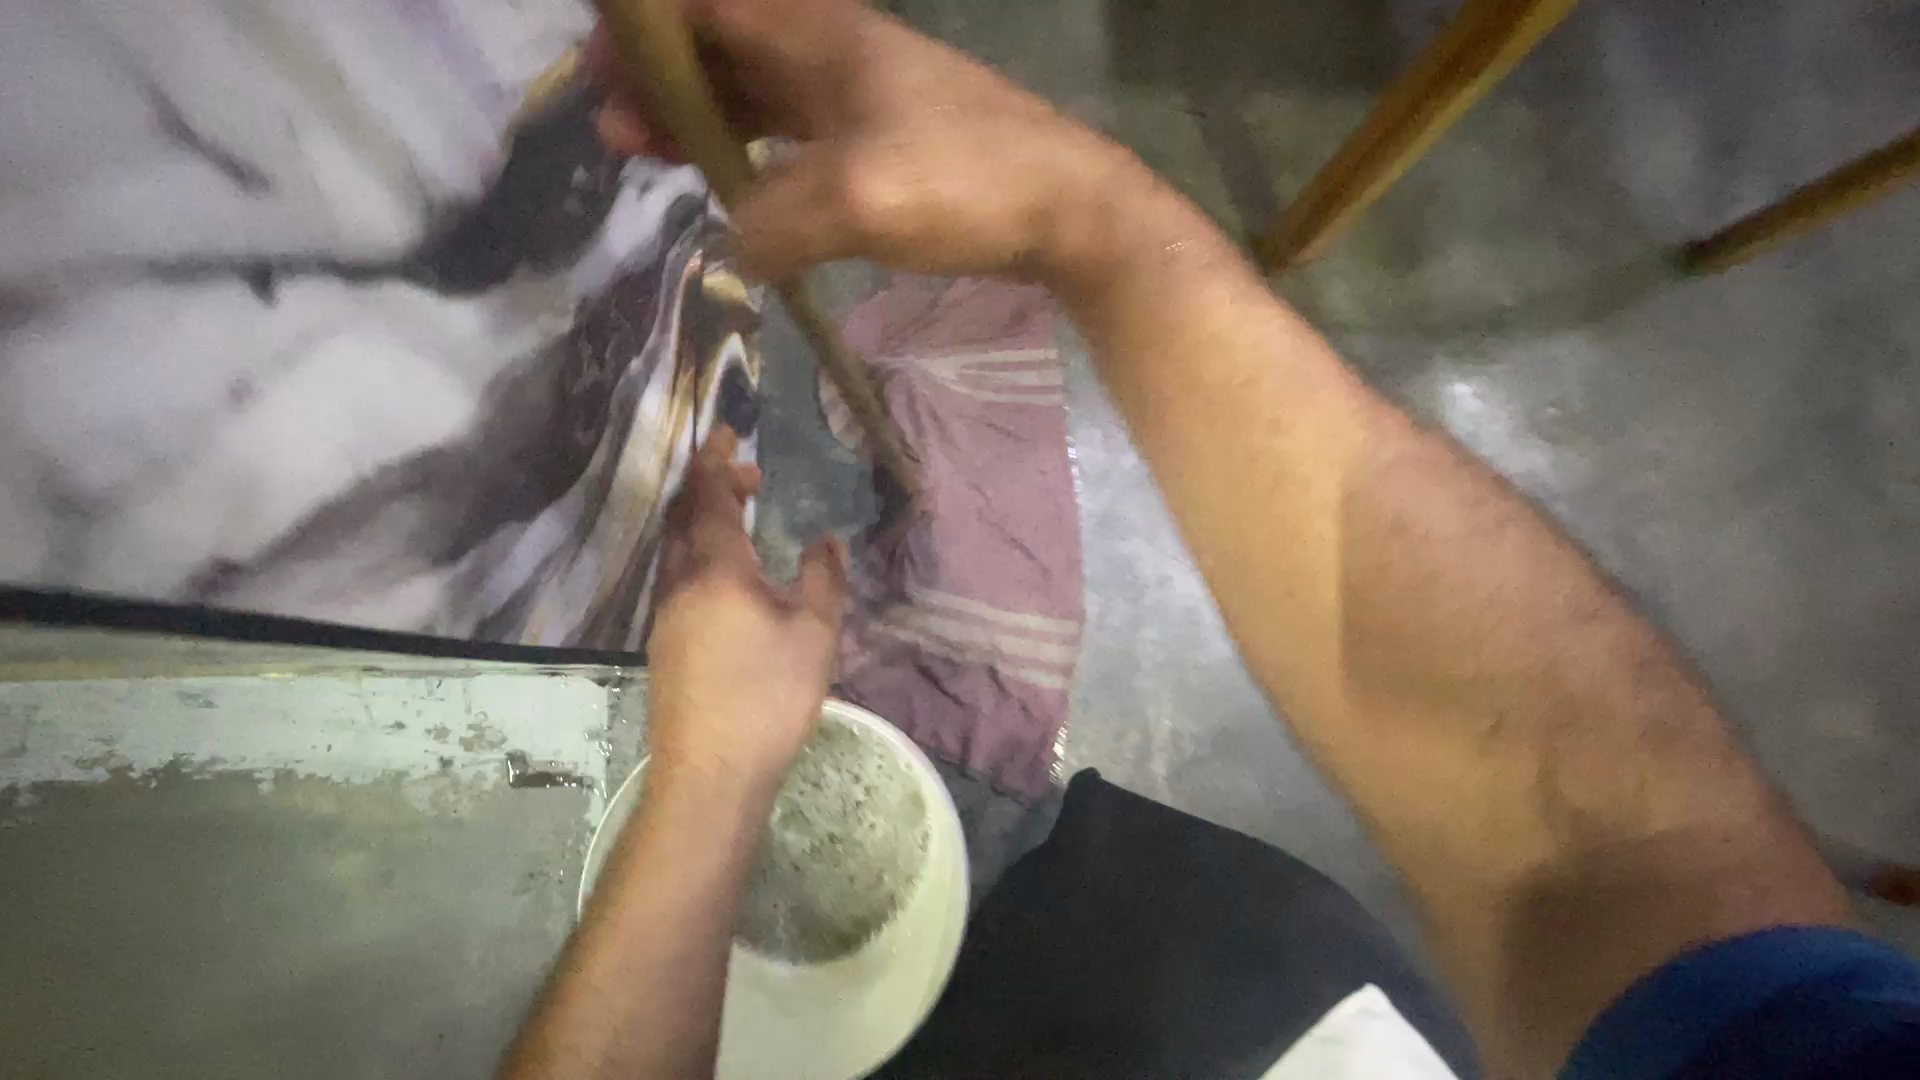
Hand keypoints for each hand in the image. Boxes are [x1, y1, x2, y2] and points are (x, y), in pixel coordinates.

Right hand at [587, 0, 1146, 285]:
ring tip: (651, 159)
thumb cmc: (965, 183)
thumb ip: (775, 222)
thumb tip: (733, 248)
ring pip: (762, 99)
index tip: (597, 70)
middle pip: (726, 49)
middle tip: (614, 132)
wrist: (1064, 208)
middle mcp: (834, 57)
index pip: (708, 2)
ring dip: (706, 123)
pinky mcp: (884, 151)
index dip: (646, 30)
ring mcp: (862, 105)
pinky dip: (758, 161)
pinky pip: (799, 144)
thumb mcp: (857, 201)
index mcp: (819, 37)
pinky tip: (740, 192)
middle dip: (663, 83)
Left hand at [645, 427, 848, 787]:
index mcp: (715, 568)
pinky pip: (677, 575)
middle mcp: (679, 581)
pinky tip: (729, 578)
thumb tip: (826, 541)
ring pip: (675, 546)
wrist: (711, 770)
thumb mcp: (815, 632)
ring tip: (741, 520)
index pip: (705, 495)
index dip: (716, 459)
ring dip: (702, 520)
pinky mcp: (664, 643)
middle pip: (681, 515)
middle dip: (708, 484)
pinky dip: (699, 552)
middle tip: (746, 475)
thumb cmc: (768, 694)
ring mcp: (664, 614)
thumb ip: (822, 577)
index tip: (730, 433)